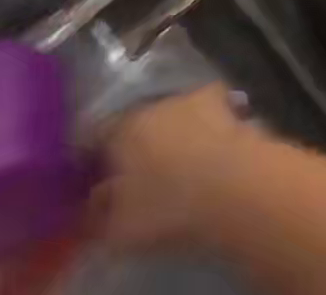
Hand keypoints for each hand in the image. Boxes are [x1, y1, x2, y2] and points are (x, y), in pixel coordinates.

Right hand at [88, 84, 259, 251]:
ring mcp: (193, 97)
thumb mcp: (118, 227)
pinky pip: (210, 110)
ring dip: (174, 130)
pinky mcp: (225, 101)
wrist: (232, 184)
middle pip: (136, 121)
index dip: (93, 157)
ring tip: (180, 159)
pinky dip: (209, 123)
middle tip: (140, 171)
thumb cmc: (168, 206)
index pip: (95, 135)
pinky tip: (213, 145)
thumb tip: (95, 202)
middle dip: (136, 142)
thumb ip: (99, 212)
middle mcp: (155, 103)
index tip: (94, 177)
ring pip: (174, 113)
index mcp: (121, 129)